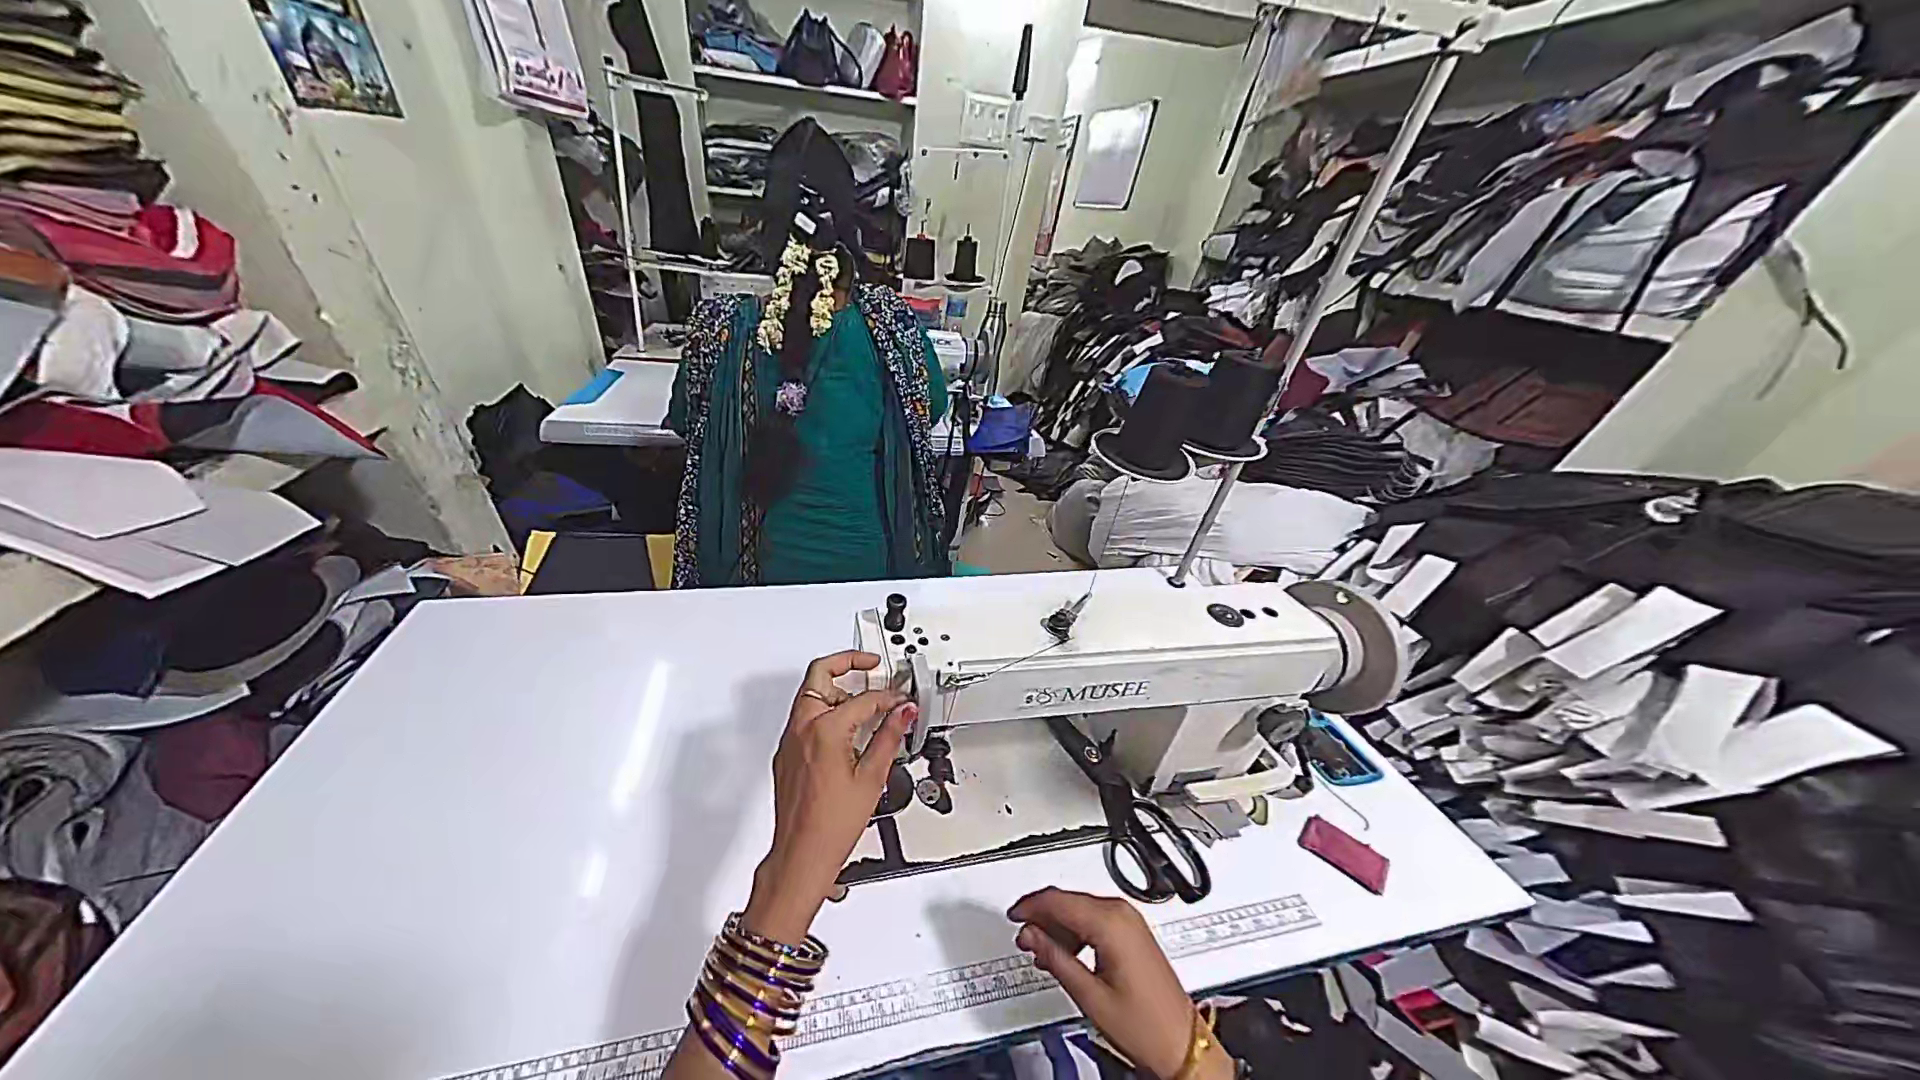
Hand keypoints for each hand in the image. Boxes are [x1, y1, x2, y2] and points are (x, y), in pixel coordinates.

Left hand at [743, 651, 913, 944]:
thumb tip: (903, 712)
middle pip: (819, 674)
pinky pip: (804, 717)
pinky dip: (825, 710)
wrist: (801, 855)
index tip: (901, 701)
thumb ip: (889, 736)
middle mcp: (800, 729)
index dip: (888, 697)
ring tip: (864, 700)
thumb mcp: (872, 777)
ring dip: (836, 688)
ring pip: (809, 694)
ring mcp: (789, 740)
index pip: (863, 698)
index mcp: (823, 730)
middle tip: (870, 663)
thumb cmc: (830, 826)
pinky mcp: (786, 753)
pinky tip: (847, 728)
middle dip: (847, 663)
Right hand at [1009, 888, 1232, 1079]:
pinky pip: (1094, 917)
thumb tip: (1030, 934)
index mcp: (1110, 922)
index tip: (1014, 916)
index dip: (1030, 906)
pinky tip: (1064, 952)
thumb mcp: (1088, 995)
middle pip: (1068, 900)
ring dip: (1057, 924)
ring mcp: (1128, 918)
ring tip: (1041, 950)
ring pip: (1079, 908)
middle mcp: (1121, 912)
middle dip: (1041, 916)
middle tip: (1024, 936)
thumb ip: (1055, 957)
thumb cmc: (1145, 1025)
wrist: (1181, 1043)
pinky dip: (1074, 929)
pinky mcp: (1131, 929)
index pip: (1058, 900)